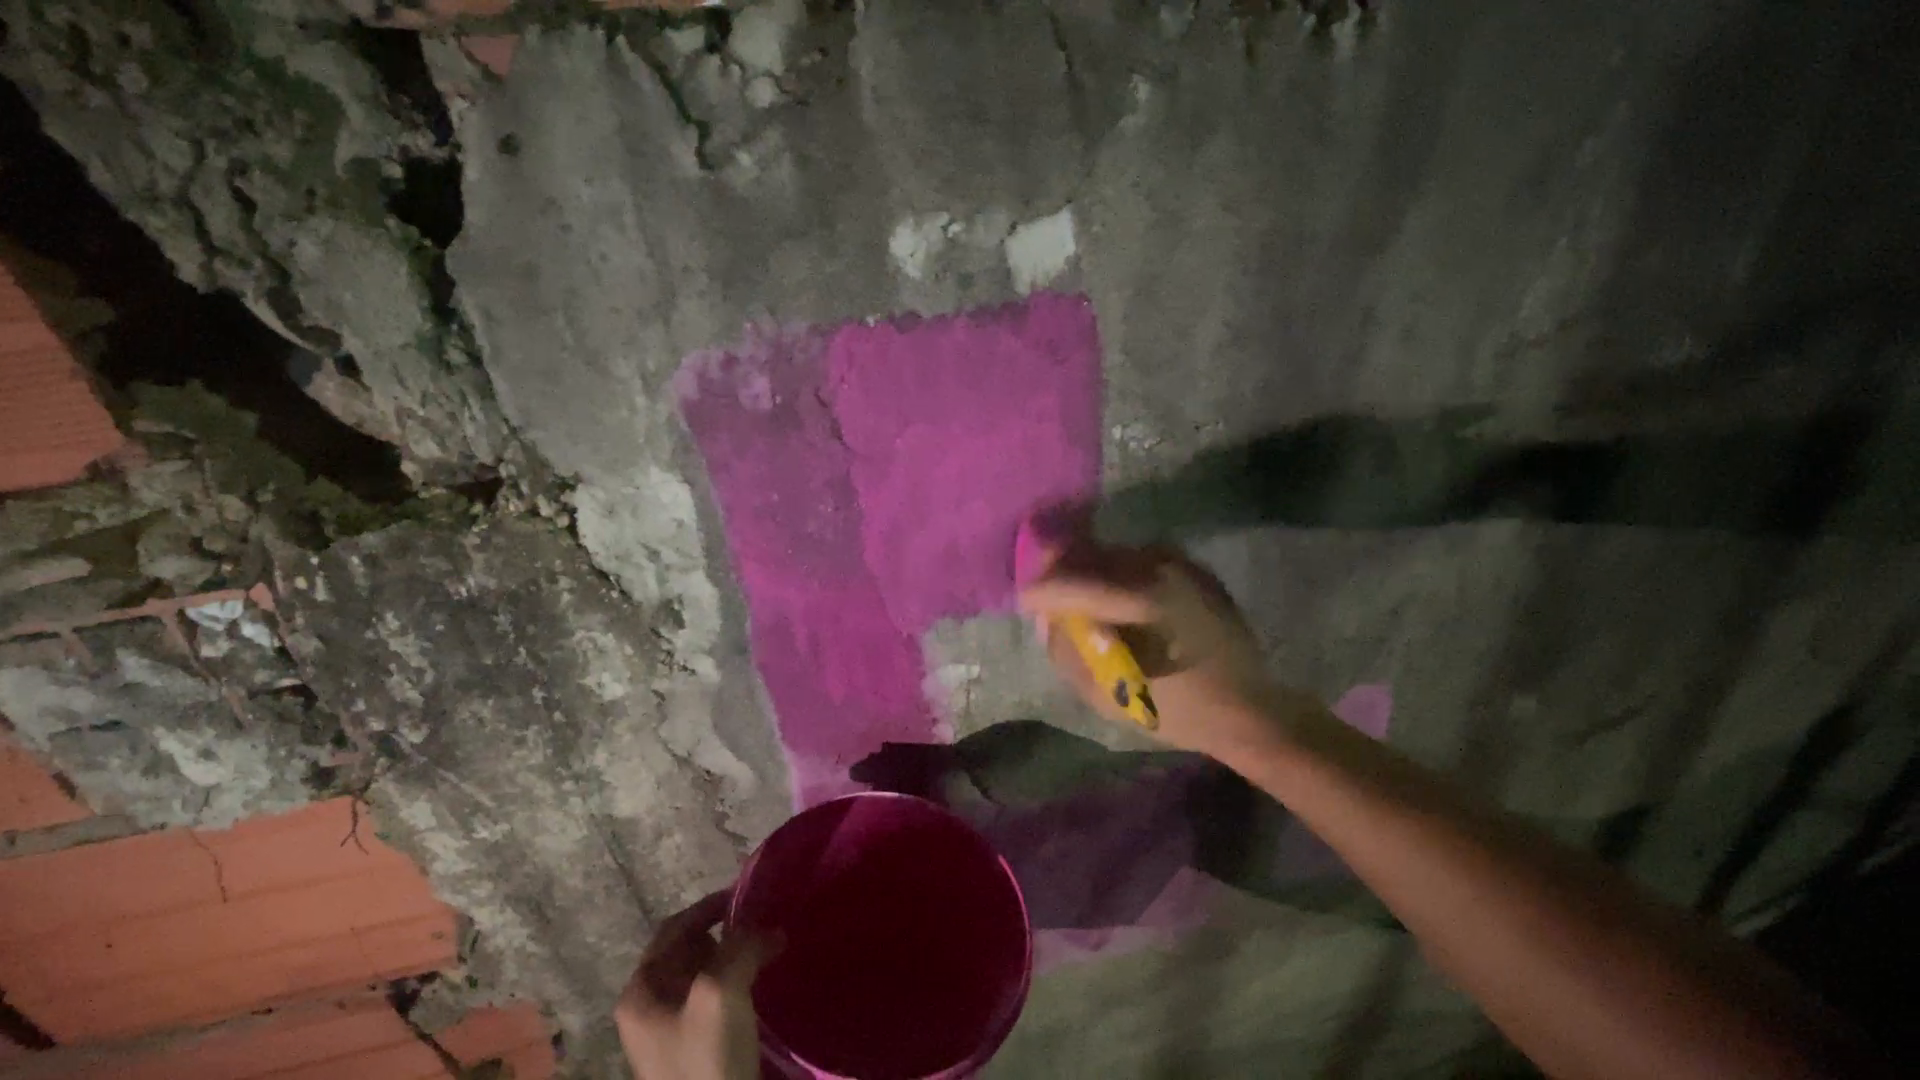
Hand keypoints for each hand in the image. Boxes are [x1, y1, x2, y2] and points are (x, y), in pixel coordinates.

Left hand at [614, 892, 772, 1079]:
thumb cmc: (706, 1061)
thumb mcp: (721, 995)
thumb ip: (741, 949)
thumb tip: (767, 928)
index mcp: (640, 991)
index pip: (673, 929)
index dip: (708, 907)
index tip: (745, 896)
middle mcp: (648, 1008)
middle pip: (687, 951)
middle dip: (725, 933)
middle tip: (762, 922)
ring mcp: (669, 1032)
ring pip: (702, 976)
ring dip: (733, 957)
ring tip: (769, 949)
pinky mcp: (693, 1050)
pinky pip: (713, 1001)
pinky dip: (736, 983)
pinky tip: (761, 983)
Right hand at [1017, 539, 1329, 760]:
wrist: (1249, 708)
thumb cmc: (1178, 711)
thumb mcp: (1109, 694)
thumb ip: (1068, 652)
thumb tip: (1048, 620)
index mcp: (1139, 599)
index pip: (1070, 580)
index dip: (1039, 591)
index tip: (1026, 604)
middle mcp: (1158, 567)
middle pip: (1088, 556)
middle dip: (1062, 576)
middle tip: (1052, 604)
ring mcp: (1179, 562)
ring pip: (1112, 555)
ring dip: (1092, 574)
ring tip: (1088, 606)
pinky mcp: (1192, 566)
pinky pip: (1139, 561)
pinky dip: (1120, 577)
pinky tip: (1124, 606)